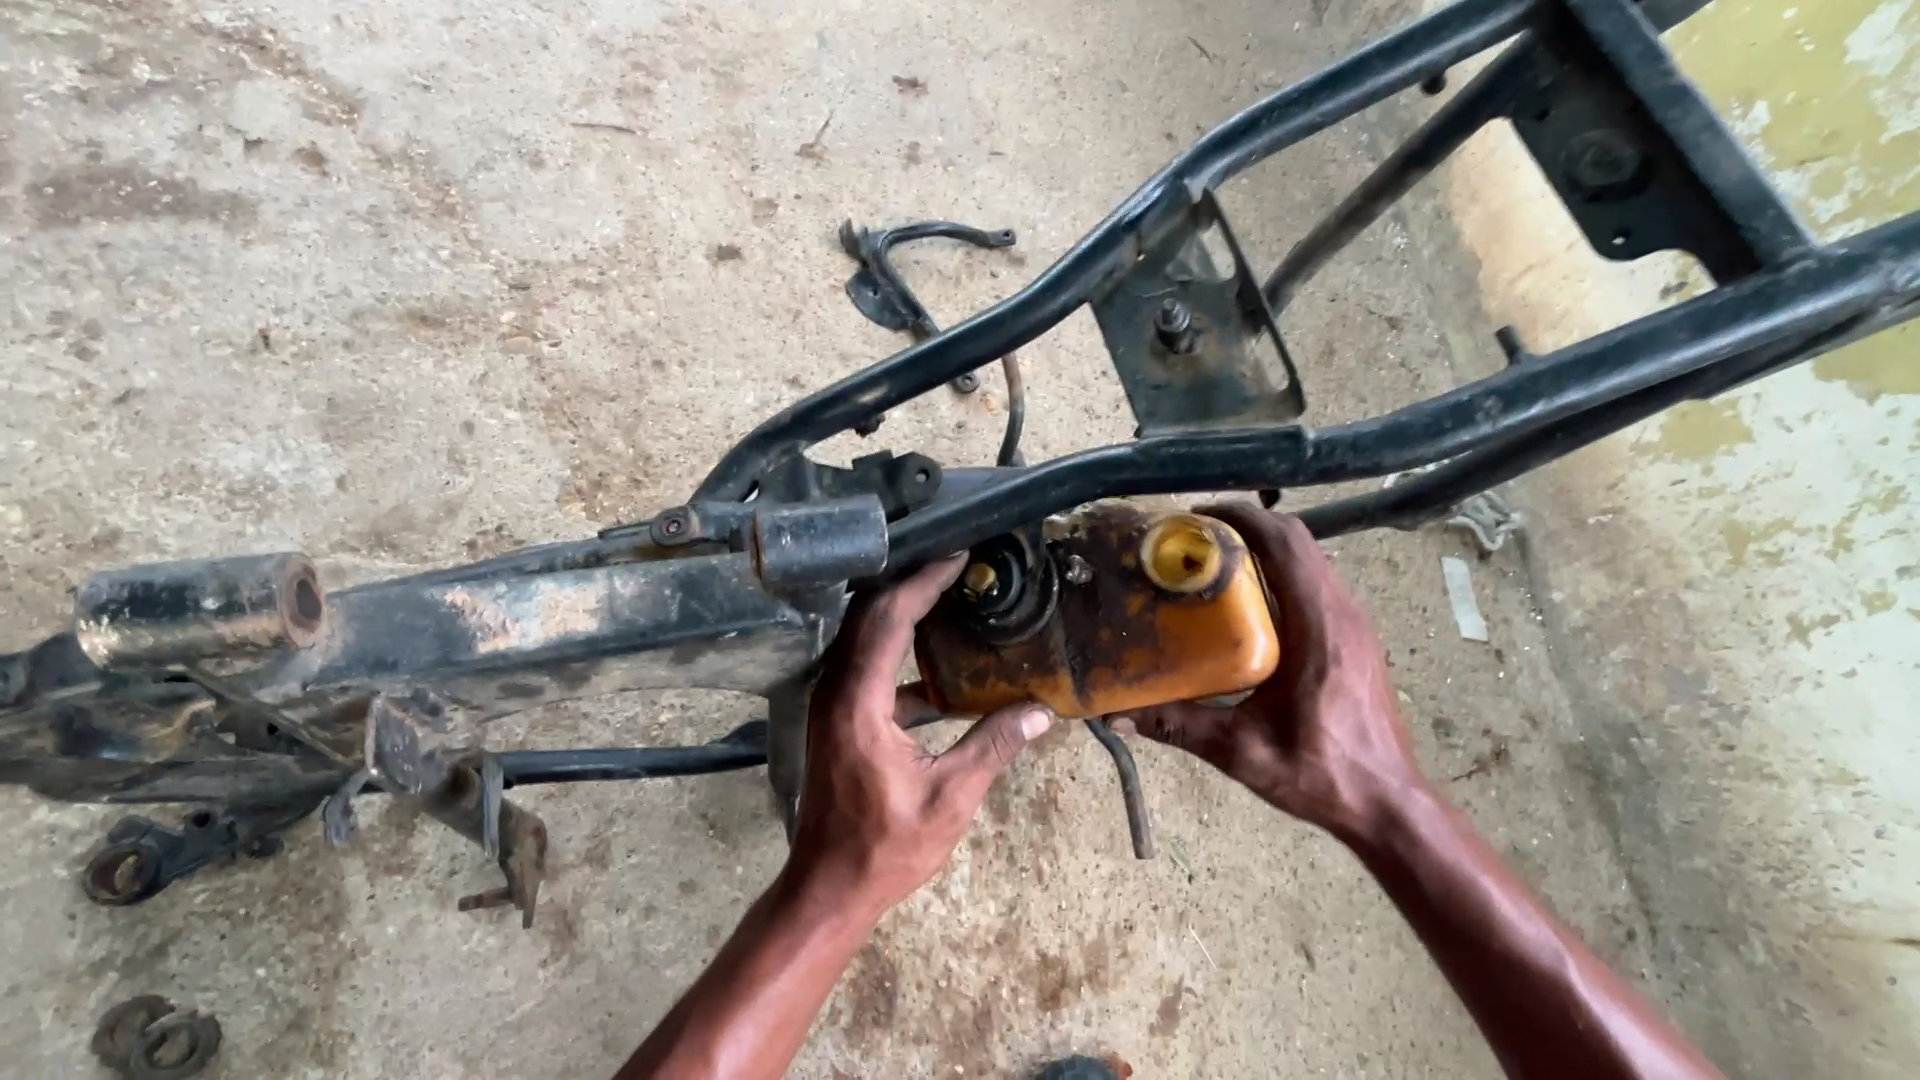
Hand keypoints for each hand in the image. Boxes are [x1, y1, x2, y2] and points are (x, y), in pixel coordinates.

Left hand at [787, 556, 1052, 915]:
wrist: (829, 885)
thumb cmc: (887, 847)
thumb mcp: (950, 797)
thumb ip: (993, 747)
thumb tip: (1042, 713)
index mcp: (859, 702)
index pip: (888, 619)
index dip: (923, 582)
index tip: (958, 556)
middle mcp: (835, 690)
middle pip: (869, 616)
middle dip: (911, 584)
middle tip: (956, 565)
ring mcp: (830, 703)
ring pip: (862, 636)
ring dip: (901, 611)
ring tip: (948, 596)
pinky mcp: (836, 717)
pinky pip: (865, 664)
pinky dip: (897, 648)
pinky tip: (936, 662)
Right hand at [1112, 505, 1424, 841]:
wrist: (1389, 803)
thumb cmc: (1323, 773)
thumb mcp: (1242, 751)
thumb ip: (1179, 727)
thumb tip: (1117, 715)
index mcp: (1318, 625)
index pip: (1285, 542)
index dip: (1239, 518)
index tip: (1193, 518)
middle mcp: (1341, 611)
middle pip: (1296, 539)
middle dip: (1244, 527)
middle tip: (1192, 542)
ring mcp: (1353, 622)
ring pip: (1308, 558)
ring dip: (1263, 549)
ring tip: (1210, 566)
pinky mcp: (1354, 637)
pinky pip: (1314, 582)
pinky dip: (1278, 574)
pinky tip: (1242, 608)